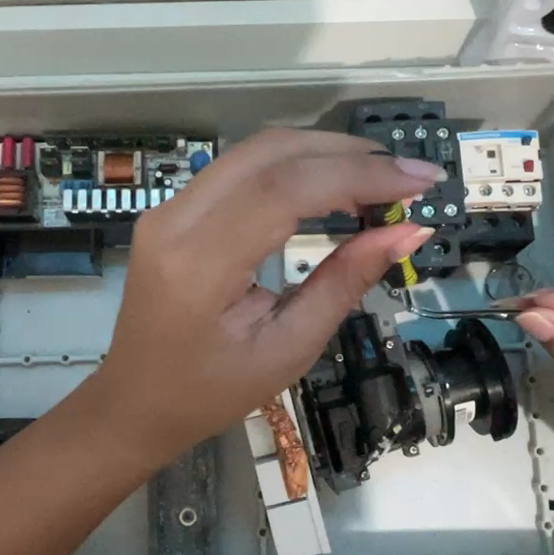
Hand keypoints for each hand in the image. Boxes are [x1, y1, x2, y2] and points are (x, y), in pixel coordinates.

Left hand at [82, 128, 443, 463]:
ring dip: (321, 154)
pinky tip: (332, 185)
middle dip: (346, 154)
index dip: (358, 176)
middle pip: (269, 155)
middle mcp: (174, 222)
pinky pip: (239, 170)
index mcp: (198, 266)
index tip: (418, 182)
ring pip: (254, 152)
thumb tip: (405, 231)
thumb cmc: (209, 393)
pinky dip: (293, 168)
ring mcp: (167, 210)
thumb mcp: (287, 350)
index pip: (284, 191)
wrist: (135, 402)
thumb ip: (344, 283)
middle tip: (408, 176)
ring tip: (380, 179)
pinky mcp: (172, 210)